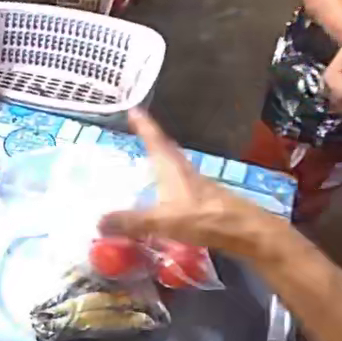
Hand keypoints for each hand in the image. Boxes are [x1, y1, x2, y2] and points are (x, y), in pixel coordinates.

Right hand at [99, 110, 295, 265]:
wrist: (244, 231)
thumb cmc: (203, 218)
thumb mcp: (160, 221)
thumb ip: (129, 222)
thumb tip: (97, 223)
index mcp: (171, 169)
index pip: (155, 141)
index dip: (144, 126)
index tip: (134, 109)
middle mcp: (183, 171)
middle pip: (165, 150)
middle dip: (151, 140)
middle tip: (138, 132)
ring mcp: (195, 185)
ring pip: (173, 166)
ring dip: (160, 161)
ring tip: (146, 161)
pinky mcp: (202, 199)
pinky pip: (177, 184)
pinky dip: (166, 182)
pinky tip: (162, 194)